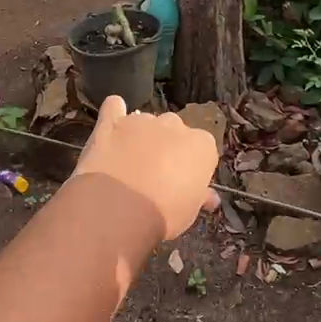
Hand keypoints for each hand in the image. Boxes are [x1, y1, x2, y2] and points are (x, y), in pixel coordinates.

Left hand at [71, 95, 217, 240]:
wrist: (120, 207)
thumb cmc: (164, 214)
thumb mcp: (190, 212)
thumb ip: (200, 196)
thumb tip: (209, 197)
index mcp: (200, 144)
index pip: (202, 148)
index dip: (192, 165)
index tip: (183, 182)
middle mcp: (174, 124)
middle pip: (173, 130)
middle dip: (166, 146)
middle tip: (155, 174)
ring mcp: (142, 119)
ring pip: (145, 122)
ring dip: (140, 136)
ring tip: (128, 163)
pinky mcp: (113, 120)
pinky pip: (114, 107)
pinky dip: (114, 114)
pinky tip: (111, 128)